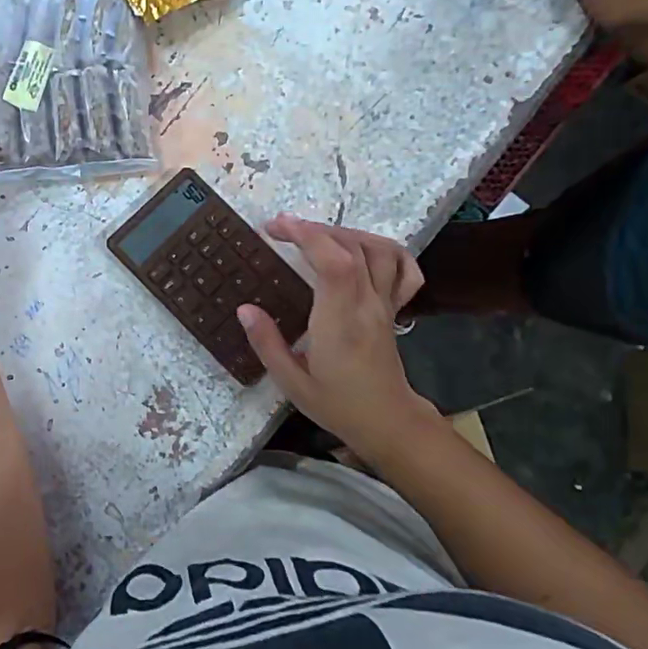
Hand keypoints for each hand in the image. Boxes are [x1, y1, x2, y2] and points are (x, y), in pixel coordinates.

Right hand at [237, 215, 436, 449]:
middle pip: (353, 248)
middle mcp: (367, 306)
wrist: (386, 421)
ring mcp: (385, 305)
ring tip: (315, 235)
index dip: (307, 236)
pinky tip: (363, 250)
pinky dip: (386, 250)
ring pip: (380, 250)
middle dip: (316, 229)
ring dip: (346, 233)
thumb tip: (244, 309)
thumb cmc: (335, 404)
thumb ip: (267, 343)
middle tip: (282, 229)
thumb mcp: (290, 382)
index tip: (276, 227)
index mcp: (339, 323)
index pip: (334, 263)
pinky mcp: (393, 309)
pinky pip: (402, 269)